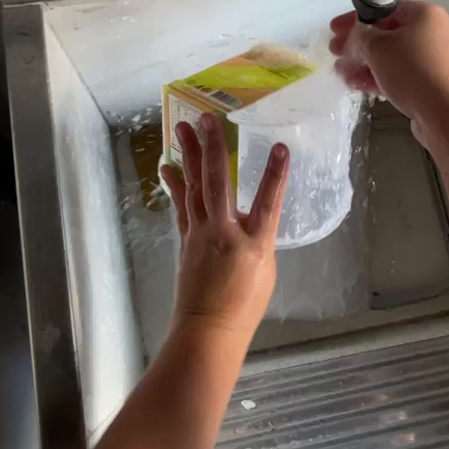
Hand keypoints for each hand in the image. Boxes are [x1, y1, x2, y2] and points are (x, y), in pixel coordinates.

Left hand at [161, 112, 288, 339]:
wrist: (208, 330)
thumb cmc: (245, 305)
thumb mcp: (266, 270)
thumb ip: (259, 236)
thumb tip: (251, 216)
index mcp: (254, 244)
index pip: (269, 203)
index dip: (276, 175)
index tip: (281, 148)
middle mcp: (225, 233)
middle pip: (219, 183)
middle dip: (214, 148)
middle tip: (207, 118)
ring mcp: (200, 233)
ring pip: (195, 187)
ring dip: (189, 154)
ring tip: (183, 127)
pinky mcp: (186, 238)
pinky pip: (180, 204)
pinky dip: (174, 183)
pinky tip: (167, 164)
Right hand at [329, 1, 448, 138]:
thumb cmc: (413, 71)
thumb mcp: (377, 48)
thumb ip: (359, 37)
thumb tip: (355, 37)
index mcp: (425, 14)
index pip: (384, 10)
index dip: (356, 19)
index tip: (334, 29)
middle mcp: (434, 33)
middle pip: (388, 35)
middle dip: (358, 45)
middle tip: (334, 53)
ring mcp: (437, 60)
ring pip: (393, 58)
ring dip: (365, 64)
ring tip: (342, 75)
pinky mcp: (436, 84)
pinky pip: (403, 75)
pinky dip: (381, 78)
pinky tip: (359, 86)